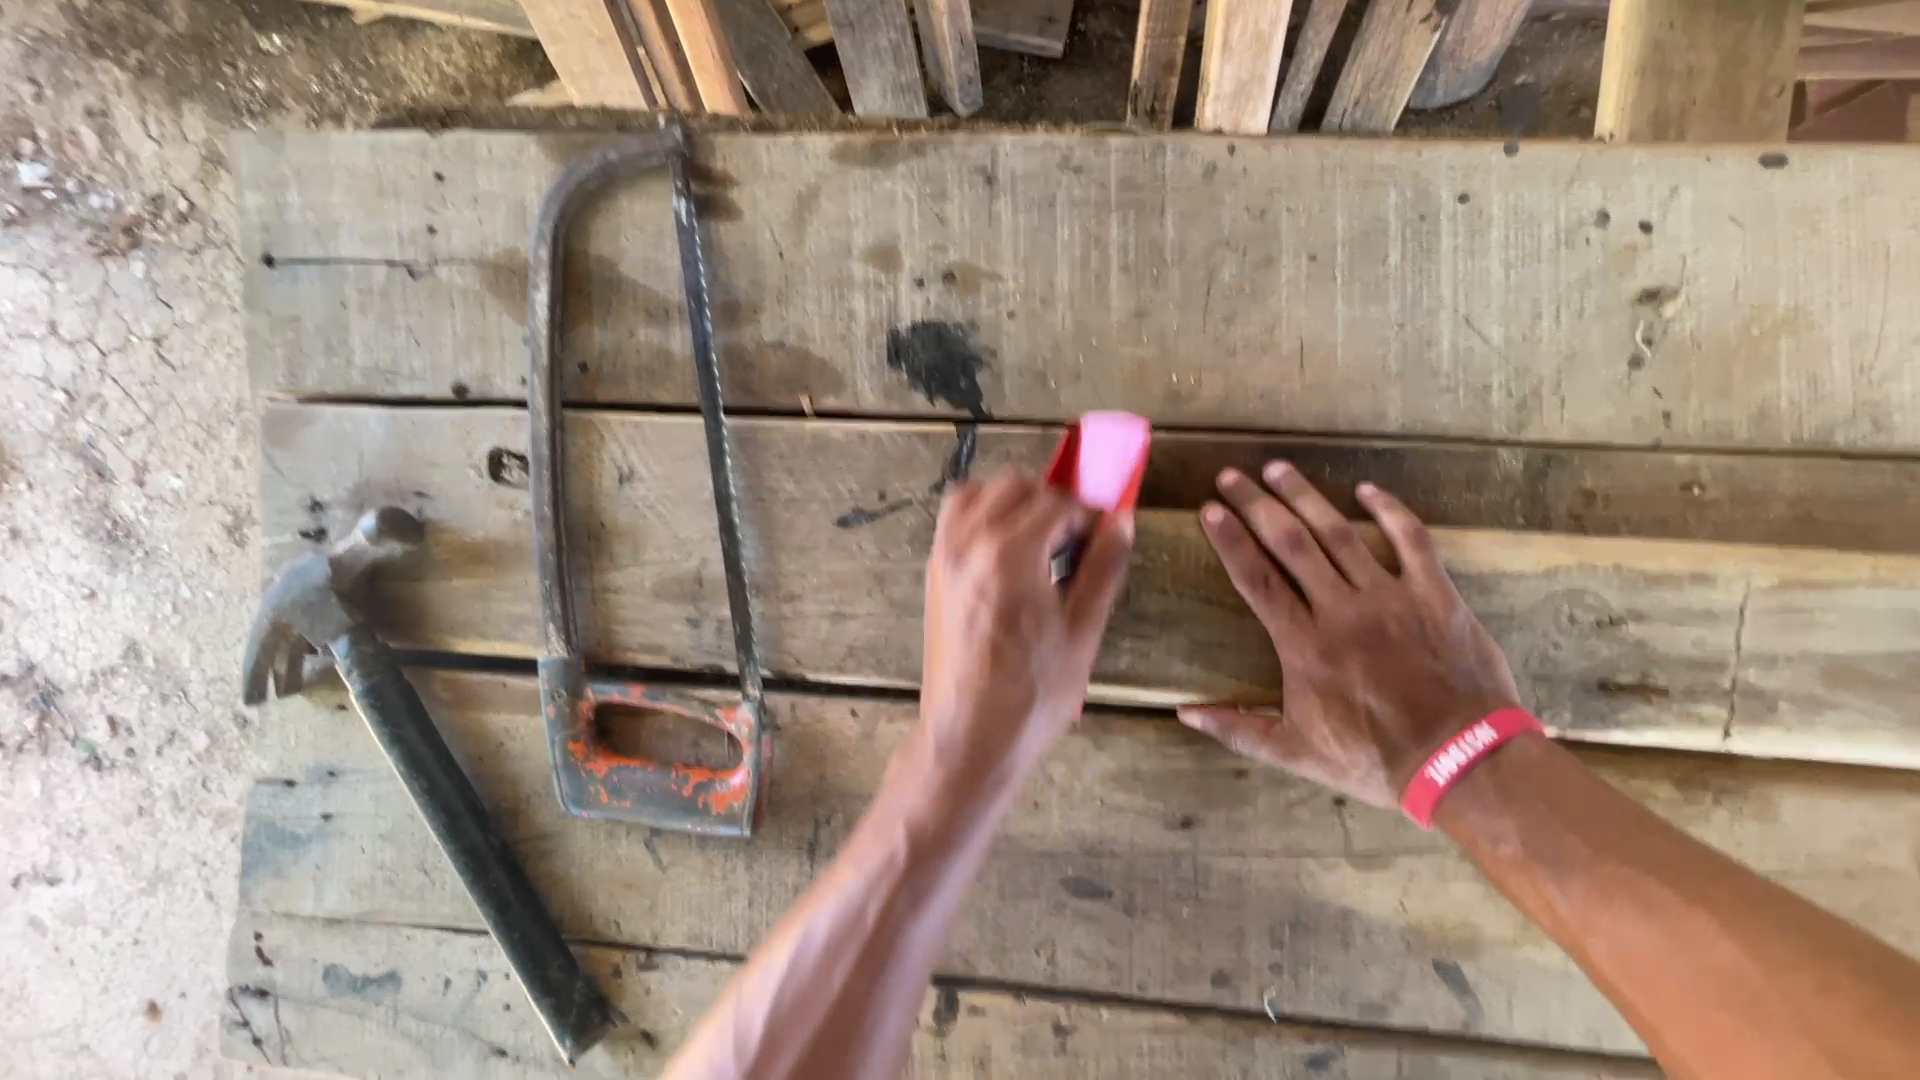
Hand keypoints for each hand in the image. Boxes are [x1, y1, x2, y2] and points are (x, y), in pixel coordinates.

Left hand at [920, 470, 1133, 777]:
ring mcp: (944, 557)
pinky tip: (1007, 557)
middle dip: (1051, 502)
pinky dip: (981, 518)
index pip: (1057, 501)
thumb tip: (1121, 521)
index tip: (1104, 536)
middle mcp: (968, 543)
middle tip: (1075, 541)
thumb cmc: (1031, 694)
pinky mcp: (933, 574)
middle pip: (1015, 485)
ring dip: (1012, 502)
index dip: (1088, 514)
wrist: (969, 737)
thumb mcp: (1083, 631)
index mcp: (1009, 553)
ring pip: (977, 493)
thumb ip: (1104, 566)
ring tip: (1038, 541)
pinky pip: (955, 520)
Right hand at [1177, 462, 1520, 808]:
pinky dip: (1390, 511)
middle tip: (1230, 476)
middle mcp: (1341, 609)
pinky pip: (1412, 541)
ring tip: (1277, 469)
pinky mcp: (1435, 595)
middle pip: (1289, 544)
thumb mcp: (1296, 752)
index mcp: (1304, 644)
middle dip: (1256, 505)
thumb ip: (1238, 729)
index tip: (1209, 509)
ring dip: (1305, 497)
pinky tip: (1365, 490)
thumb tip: (1183, 714)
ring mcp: (1390, 597)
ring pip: (1340, 533)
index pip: (1256, 579)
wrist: (1464, 764)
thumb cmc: (1375, 759)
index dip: (1229, 541)